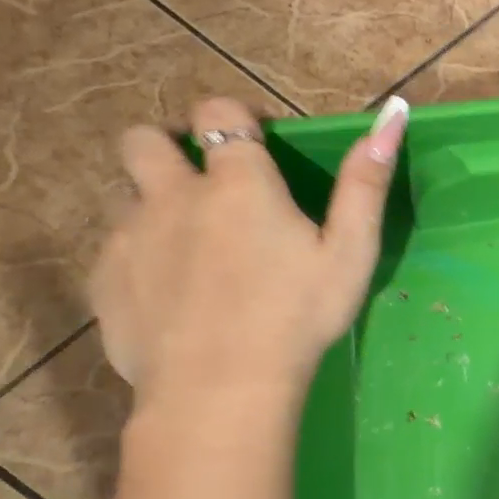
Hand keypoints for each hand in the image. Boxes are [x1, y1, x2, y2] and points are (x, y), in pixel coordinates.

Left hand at [90, 97, 408, 423]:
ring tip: (200, 242)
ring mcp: (130, 236)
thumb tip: (394, 115)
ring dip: (159, 202)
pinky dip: (146, 251)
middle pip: (143, 140)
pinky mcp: (105, 276)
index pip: (218, 114)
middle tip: (212, 181)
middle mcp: (174, 196)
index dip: (237, 118)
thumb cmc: (300, 311)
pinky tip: (181, 288)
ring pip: (128, 194)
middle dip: (170, 145)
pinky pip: (117, 245)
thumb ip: (366, 181)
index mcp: (239, 183)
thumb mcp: (352, 248)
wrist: (219, 385)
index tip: (262, 142)